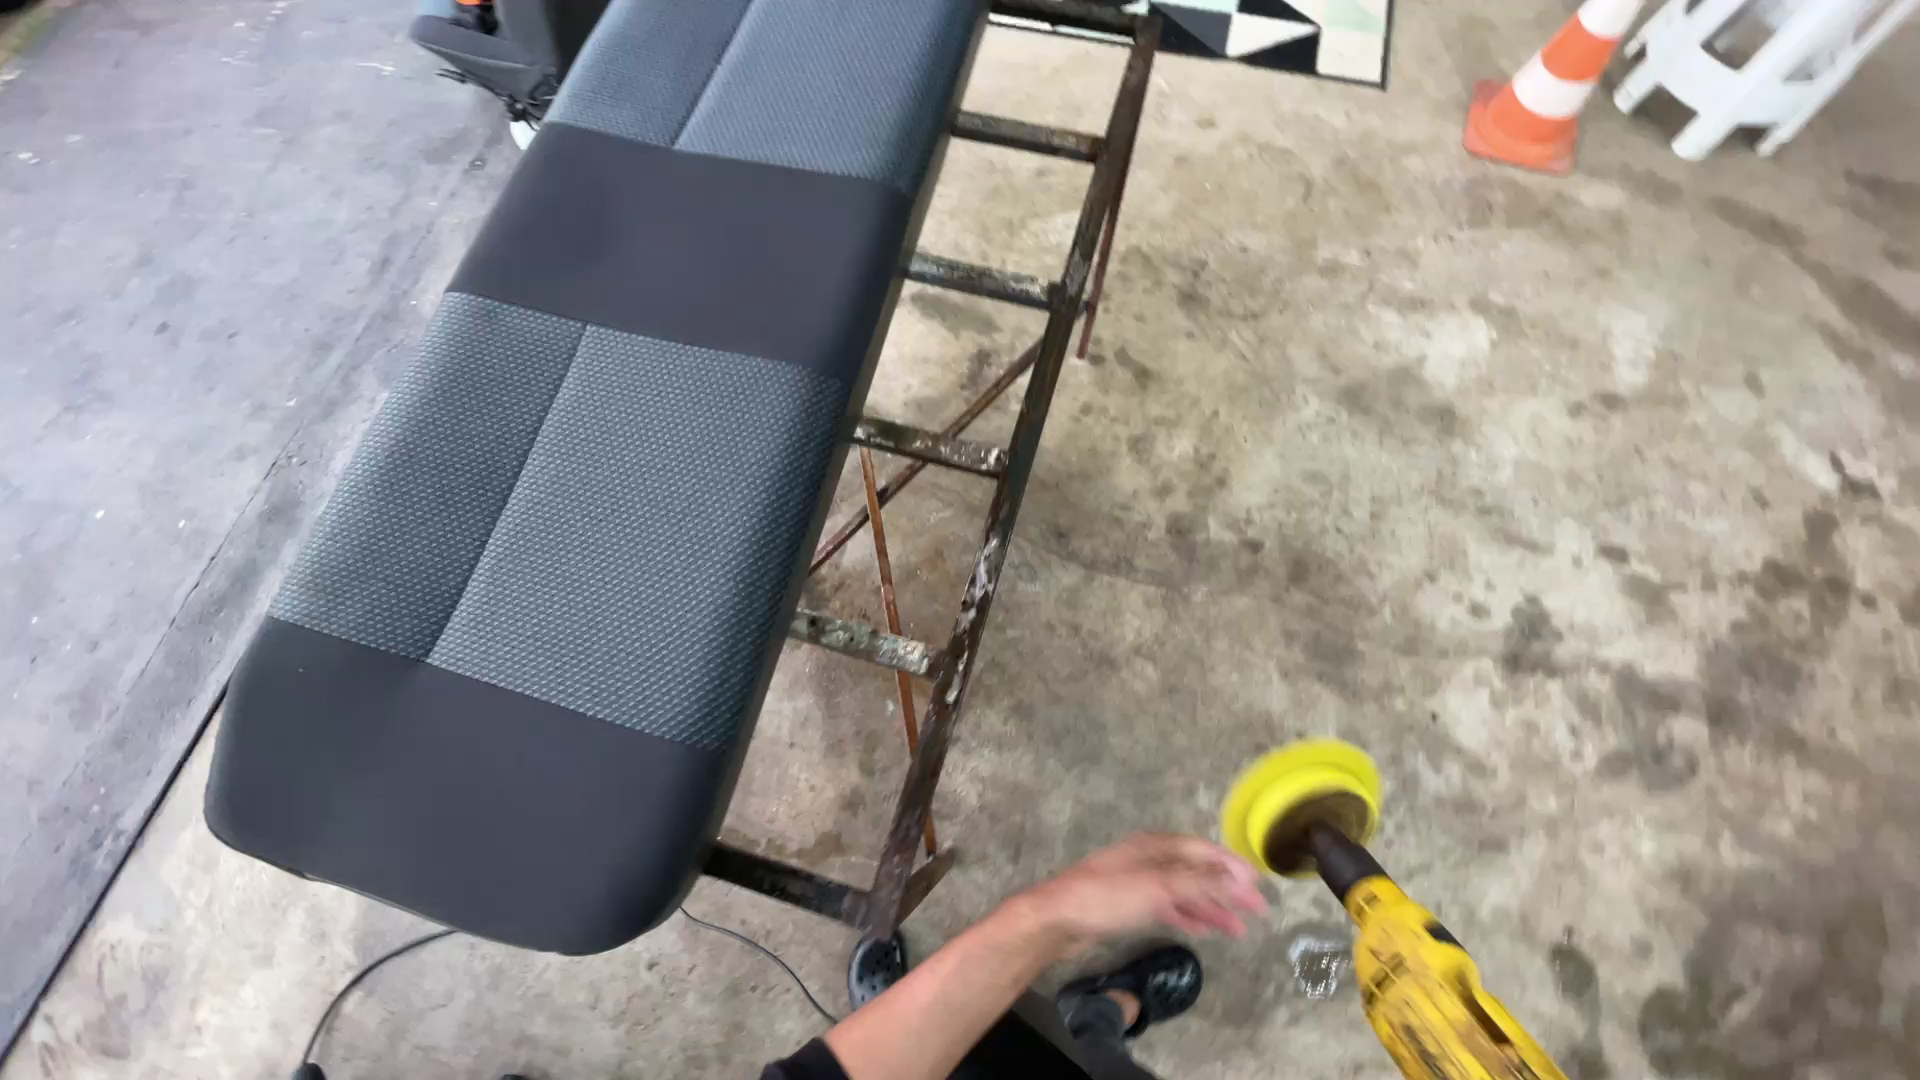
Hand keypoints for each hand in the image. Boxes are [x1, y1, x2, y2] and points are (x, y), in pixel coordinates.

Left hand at [1004, 832, 1267, 957]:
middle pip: (1196, 871)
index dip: (1232, 867)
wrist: (1057, 918)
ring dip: (1211, 907)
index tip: (1258, 885)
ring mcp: (1138, 880)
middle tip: (1256, 911)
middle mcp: (1148, 858)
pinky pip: (1168, 907)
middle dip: (1226, 889)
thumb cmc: (1105, 897)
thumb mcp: (1157, 887)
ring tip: (1237, 928)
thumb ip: (1198, 882)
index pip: (1204, 851)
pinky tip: (1202, 930)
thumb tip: (1237, 877)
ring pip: (1184, 891)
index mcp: (1155, 846)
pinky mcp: (1129, 903)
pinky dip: (1188, 916)